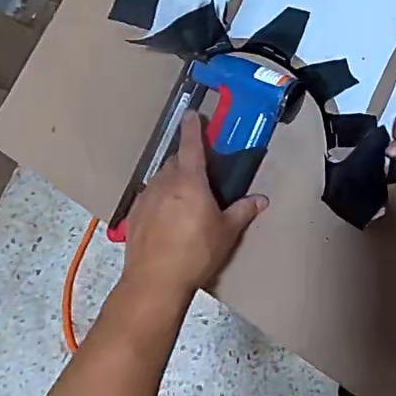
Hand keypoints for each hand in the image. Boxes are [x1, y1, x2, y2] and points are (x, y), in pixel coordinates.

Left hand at [119, 112, 266, 296]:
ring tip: (187, 199)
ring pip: (162, 179)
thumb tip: (260, 200)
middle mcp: (165, 183)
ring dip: (174, 181)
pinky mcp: (135, 215)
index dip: (193, 127)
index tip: (193, 115)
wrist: (155, 280)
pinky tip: (169, 218)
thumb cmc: (195, 253)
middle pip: (176, 161)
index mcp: (190, 181)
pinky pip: (151, 197)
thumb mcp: (227, 232)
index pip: (192, 145)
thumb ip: (243, 211)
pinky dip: (161, 199)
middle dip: (188, 160)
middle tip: (202, 172)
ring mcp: (147, 198)